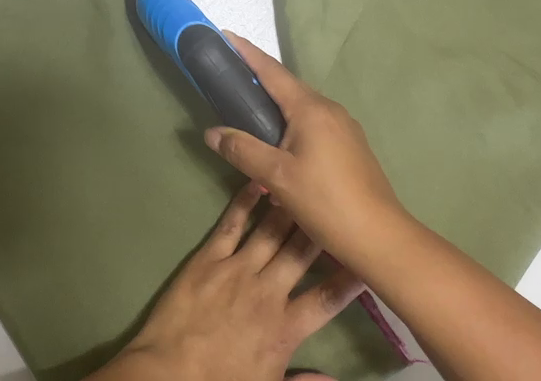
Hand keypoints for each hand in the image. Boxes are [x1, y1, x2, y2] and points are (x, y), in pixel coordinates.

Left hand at [97, 183, 361, 380]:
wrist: (172, 371)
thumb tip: (336, 380)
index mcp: (285, 327)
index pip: (328, 298)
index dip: (350, 277)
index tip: (368, 258)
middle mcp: (267, 291)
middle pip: (301, 253)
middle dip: (320, 226)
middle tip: (336, 202)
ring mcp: (237, 269)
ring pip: (270, 231)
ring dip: (289, 207)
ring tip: (304, 182)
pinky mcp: (209, 257)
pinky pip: (231, 224)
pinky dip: (244, 201)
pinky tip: (257, 180)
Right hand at [204, 35, 411, 272]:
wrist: (381, 239)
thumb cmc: (326, 202)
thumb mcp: (276, 177)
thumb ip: (242, 150)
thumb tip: (211, 132)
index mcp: (310, 108)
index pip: (272, 71)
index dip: (247, 53)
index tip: (226, 36)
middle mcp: (330, 110)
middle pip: (287, 86)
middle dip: (259, 78)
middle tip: (229, 78)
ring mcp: (344, 128)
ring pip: (301, 107)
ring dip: (275, 104)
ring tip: (249, 111)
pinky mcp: (351, 147)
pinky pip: (313, 124)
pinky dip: (291, 123)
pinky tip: (280, 144)